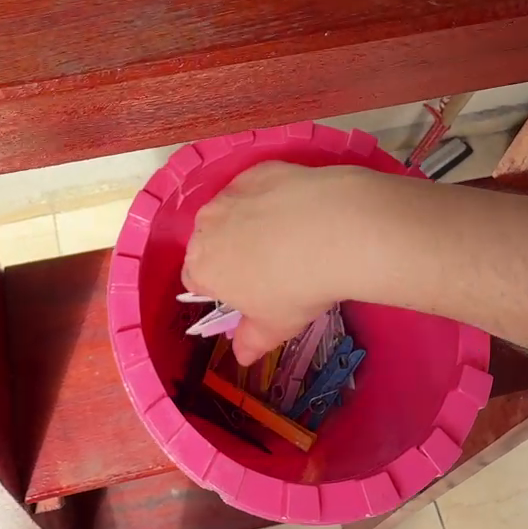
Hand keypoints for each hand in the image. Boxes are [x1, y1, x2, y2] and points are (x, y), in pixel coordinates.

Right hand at [181, 160, 384, 365]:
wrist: (333, 229)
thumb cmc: (297, 288)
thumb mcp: (277, 326)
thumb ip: (252, 341)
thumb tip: (241, 356)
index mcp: (203, 267)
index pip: (194, 280)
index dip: (217, 288)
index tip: (244, 293)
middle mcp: (206, 225)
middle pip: (207, 241)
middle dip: (228, 252)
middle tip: (267, 266)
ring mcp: (229, 193)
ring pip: (228, 211)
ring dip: (245, 222)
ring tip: (285, 235)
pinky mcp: (255, 171)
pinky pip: (254, 188)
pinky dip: (267, 197)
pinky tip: (296, 209)